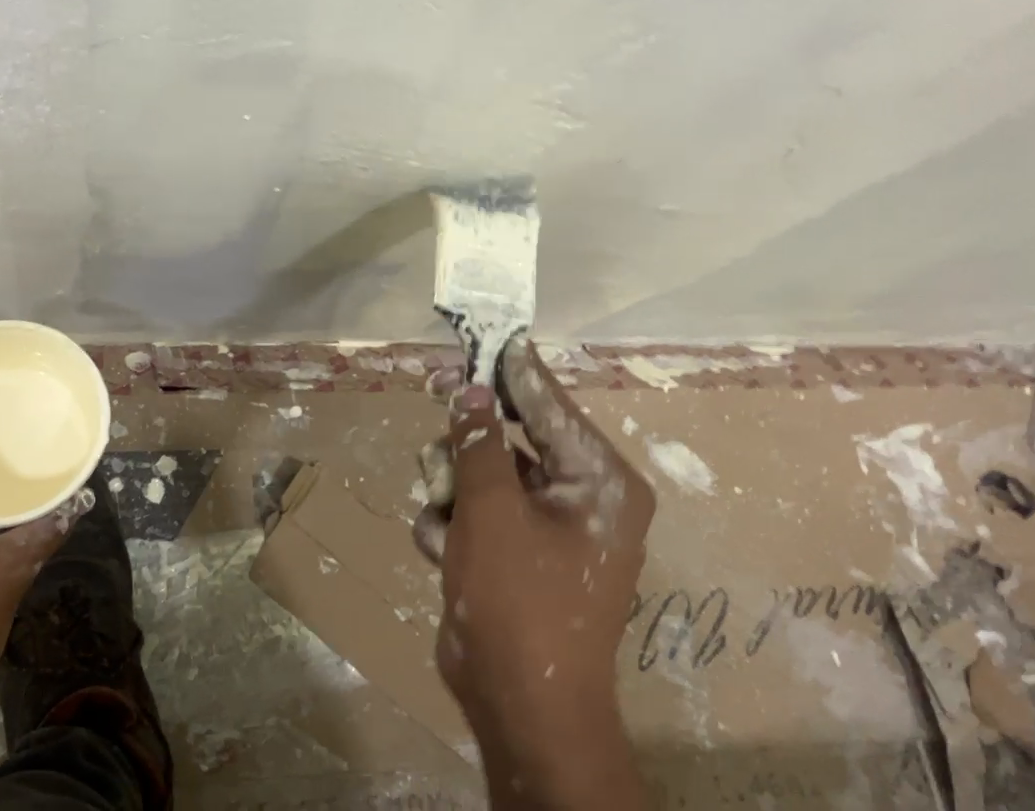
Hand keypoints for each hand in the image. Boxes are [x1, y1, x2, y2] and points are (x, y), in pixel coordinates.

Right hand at [413, 338, 654, 808]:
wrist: (518, 698)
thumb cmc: (519, 596)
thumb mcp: (492, 509)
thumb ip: (478, 443)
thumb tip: (470, 392)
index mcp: (599, 482)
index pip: (551, 407)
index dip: (514, 372)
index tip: (491, 336)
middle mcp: (578, 499)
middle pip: (508, 439)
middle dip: (466, 448)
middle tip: (436, 429)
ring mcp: (543, 530)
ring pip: (479, 475)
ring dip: (450, 494)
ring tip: (444, 520)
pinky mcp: (511, 554)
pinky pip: (471, 514)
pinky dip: (451, 529)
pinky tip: (446, 555)